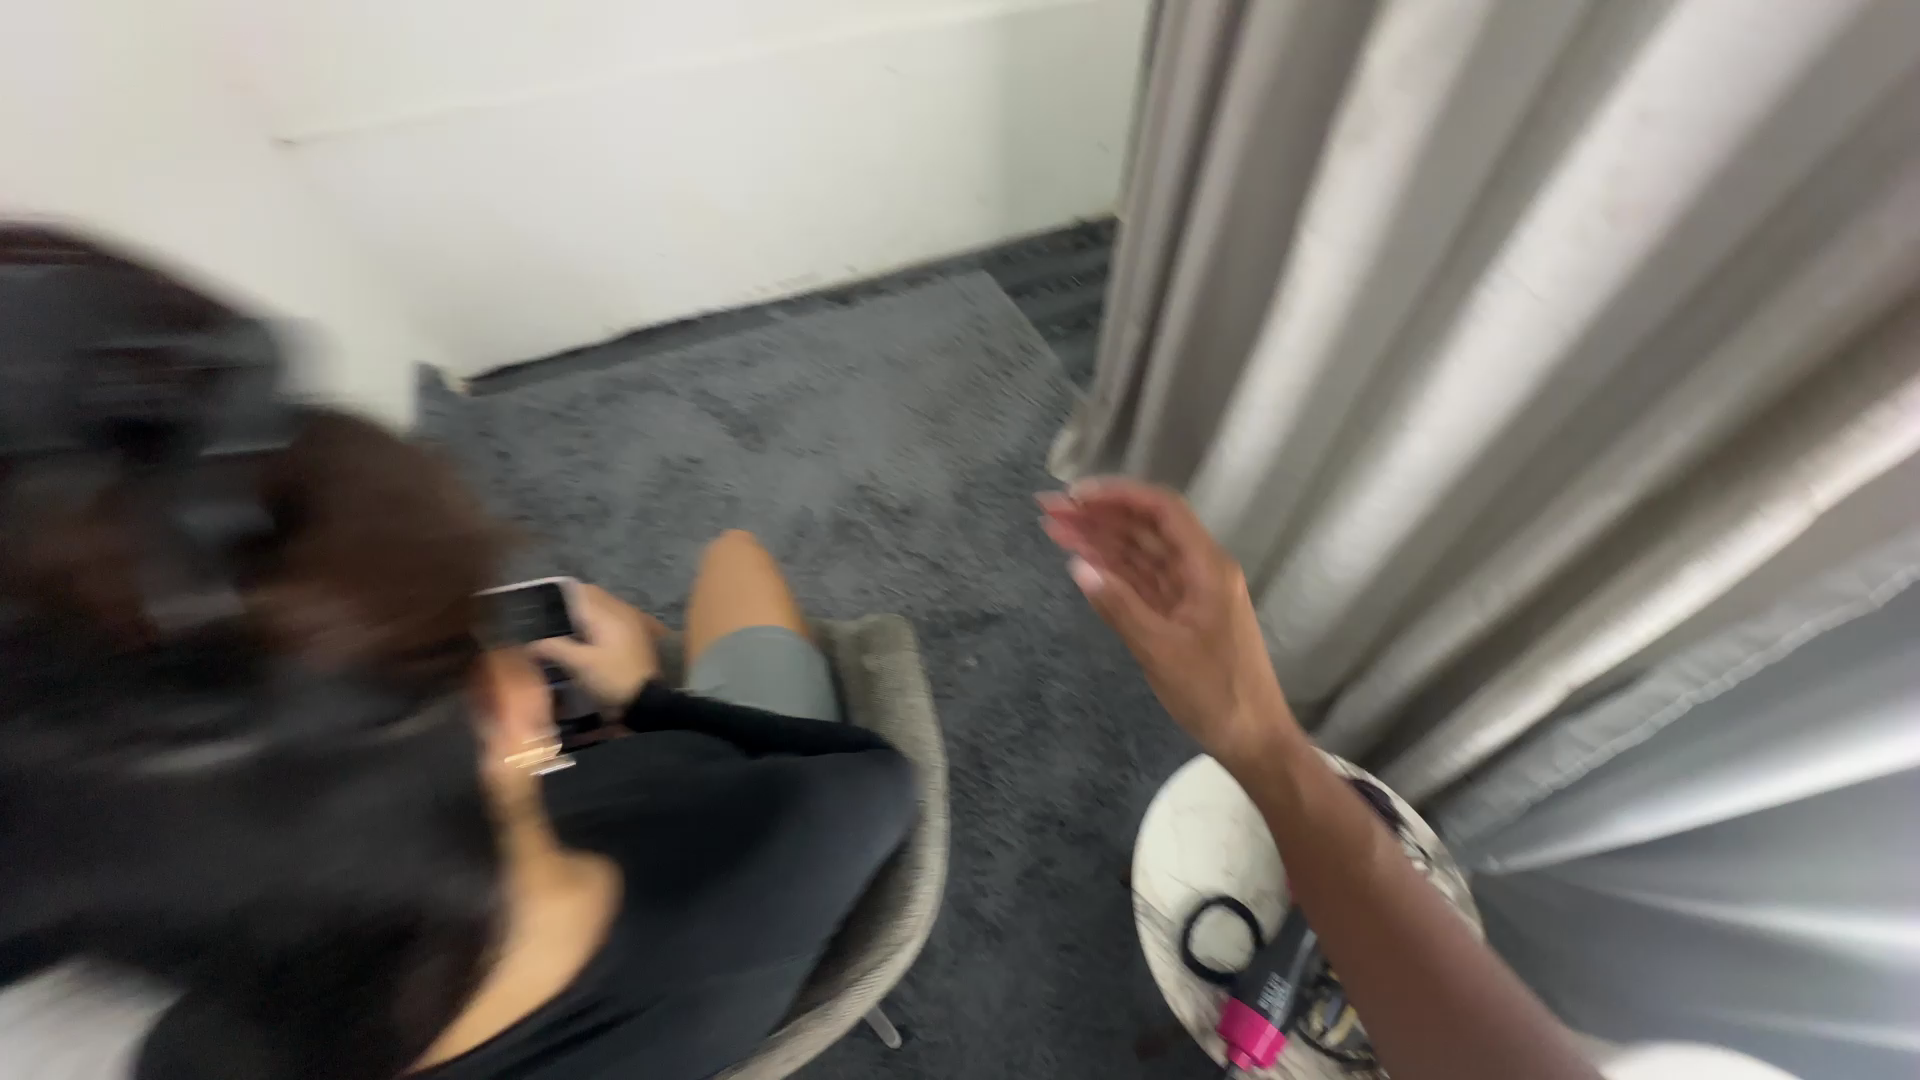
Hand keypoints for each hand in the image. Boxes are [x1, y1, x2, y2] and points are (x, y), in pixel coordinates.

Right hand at [530, 584, 667, 708]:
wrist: (646, 700)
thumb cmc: (612, 678)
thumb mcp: (579, 665)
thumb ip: (553, 647)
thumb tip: (529, 643)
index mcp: (607, 612)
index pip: (579, 590)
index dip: (556, 595)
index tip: (536, 605)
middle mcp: (621, 610)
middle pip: (591, 596)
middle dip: (568, 605)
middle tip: (545, 620)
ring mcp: (632, 621)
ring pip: (602, 607)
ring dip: (583, 614)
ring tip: (560, 630)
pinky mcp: (636, 634)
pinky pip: (612, 619)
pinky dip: (596, 623)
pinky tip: (582, 639)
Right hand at [1039, 478, 1297, 760]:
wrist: (1254, 740)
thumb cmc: (1215, 695)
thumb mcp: (1160, 651)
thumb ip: (1118, 606)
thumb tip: (1077, 566)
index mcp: (1206, 568)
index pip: (1161, 511)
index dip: (1118, 496)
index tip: (1076, 496)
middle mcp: (1198, 570)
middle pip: (1144, 529)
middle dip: (1098, 516)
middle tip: (1049, 510)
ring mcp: (1188, 593)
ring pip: (1138, 555)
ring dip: (1099, 540)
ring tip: (1054, 529)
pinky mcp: (1179, 615)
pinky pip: (1141, 582)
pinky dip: (1111, 570)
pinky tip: (1082, 561)